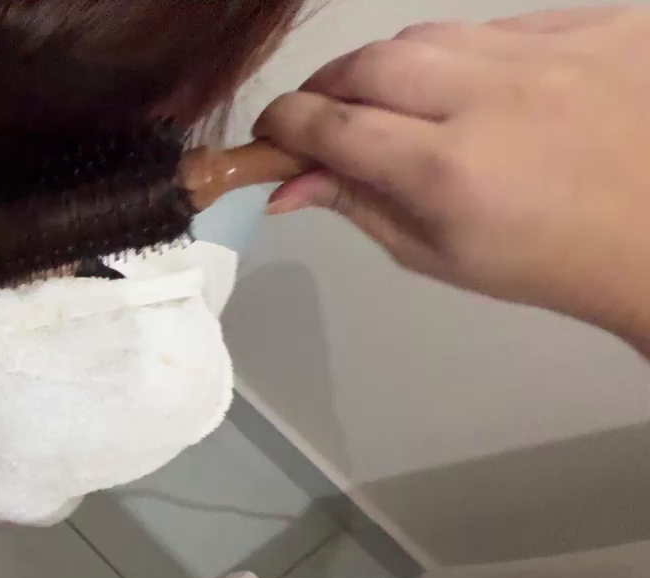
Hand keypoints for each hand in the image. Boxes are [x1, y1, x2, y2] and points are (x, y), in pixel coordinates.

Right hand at [254, 8, 649, 347]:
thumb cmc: (533, 259)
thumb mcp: (424, 248)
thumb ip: (352, 204)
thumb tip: (282, 188)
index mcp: (448, 168)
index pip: (334, 125)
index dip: (285, 123)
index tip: (265, 133)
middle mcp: (501, 96)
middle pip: (373, 62)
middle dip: (324, 86)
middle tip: (313, 114)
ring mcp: (562, 51)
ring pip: (430, 35)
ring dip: (385, 69)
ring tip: (384, 103)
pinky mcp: (608, 23)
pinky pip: (499, 27)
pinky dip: (457, 57)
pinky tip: (465, 92)